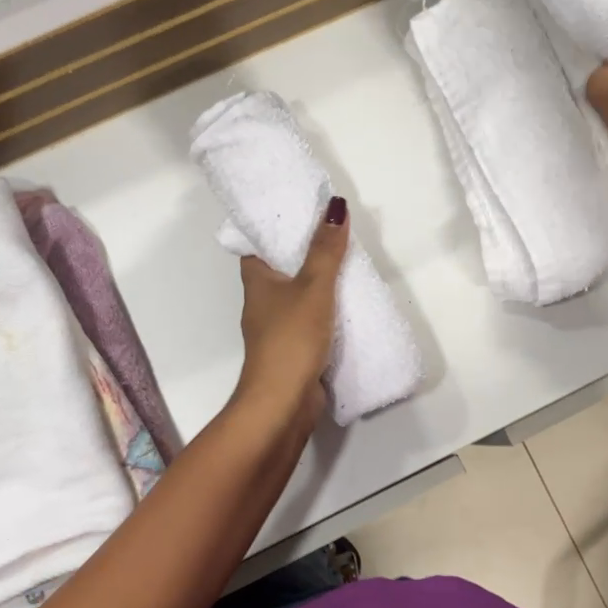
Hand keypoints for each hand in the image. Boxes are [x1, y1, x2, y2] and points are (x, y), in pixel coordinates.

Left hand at [234, 196, 348, 421]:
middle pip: (281, 272)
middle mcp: (262, 305)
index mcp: (256, 283)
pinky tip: (351, 310)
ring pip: (299, 300)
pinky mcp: (294, 353)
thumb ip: (326, 250)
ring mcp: (277, 331)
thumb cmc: (290, 338)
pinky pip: (312, 325)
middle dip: (304, 257)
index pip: (256, 247)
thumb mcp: (313, 287)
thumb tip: (335, 205)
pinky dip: (328, 317)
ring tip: (350, 267)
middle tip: (335, 236)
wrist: (283, 402)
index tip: (299, 214)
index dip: (273, 229)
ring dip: (319, 288)